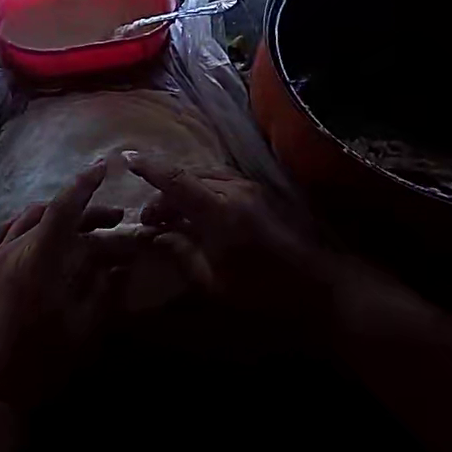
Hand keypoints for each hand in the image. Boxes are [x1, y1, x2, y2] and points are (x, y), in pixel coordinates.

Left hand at [0, 160, 137, 410]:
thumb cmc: (38, 361)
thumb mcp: (82, 329)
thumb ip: (103, 292)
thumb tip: (121, 266)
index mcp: (38, 258)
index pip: (64, 208)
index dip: (86, 185)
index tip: (104, 166)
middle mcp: (15, 248)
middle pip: (52, 214)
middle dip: (85, 211)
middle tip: (116, 219)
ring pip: (31, 221)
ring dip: (60, 218)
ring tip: (88, 228)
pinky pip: (15, 234)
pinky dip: (38, 228)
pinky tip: (53, 242)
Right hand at [122, 152, 343, 338]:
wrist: (325, 289)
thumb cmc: (266, 293)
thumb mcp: (214, 282)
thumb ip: (181, 253)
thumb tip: (153, 236)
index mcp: (219, 212)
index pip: (176, 179)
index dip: (149, 167)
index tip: (126, 159)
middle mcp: (235, 191)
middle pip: (188, 176)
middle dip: (162, 192)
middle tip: (149, 220)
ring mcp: (252, 189)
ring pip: (205, 177)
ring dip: (183, 191)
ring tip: (171, 218)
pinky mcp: (262, 193)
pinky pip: (222, 182)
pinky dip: (202, 191)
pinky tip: (198, 213)